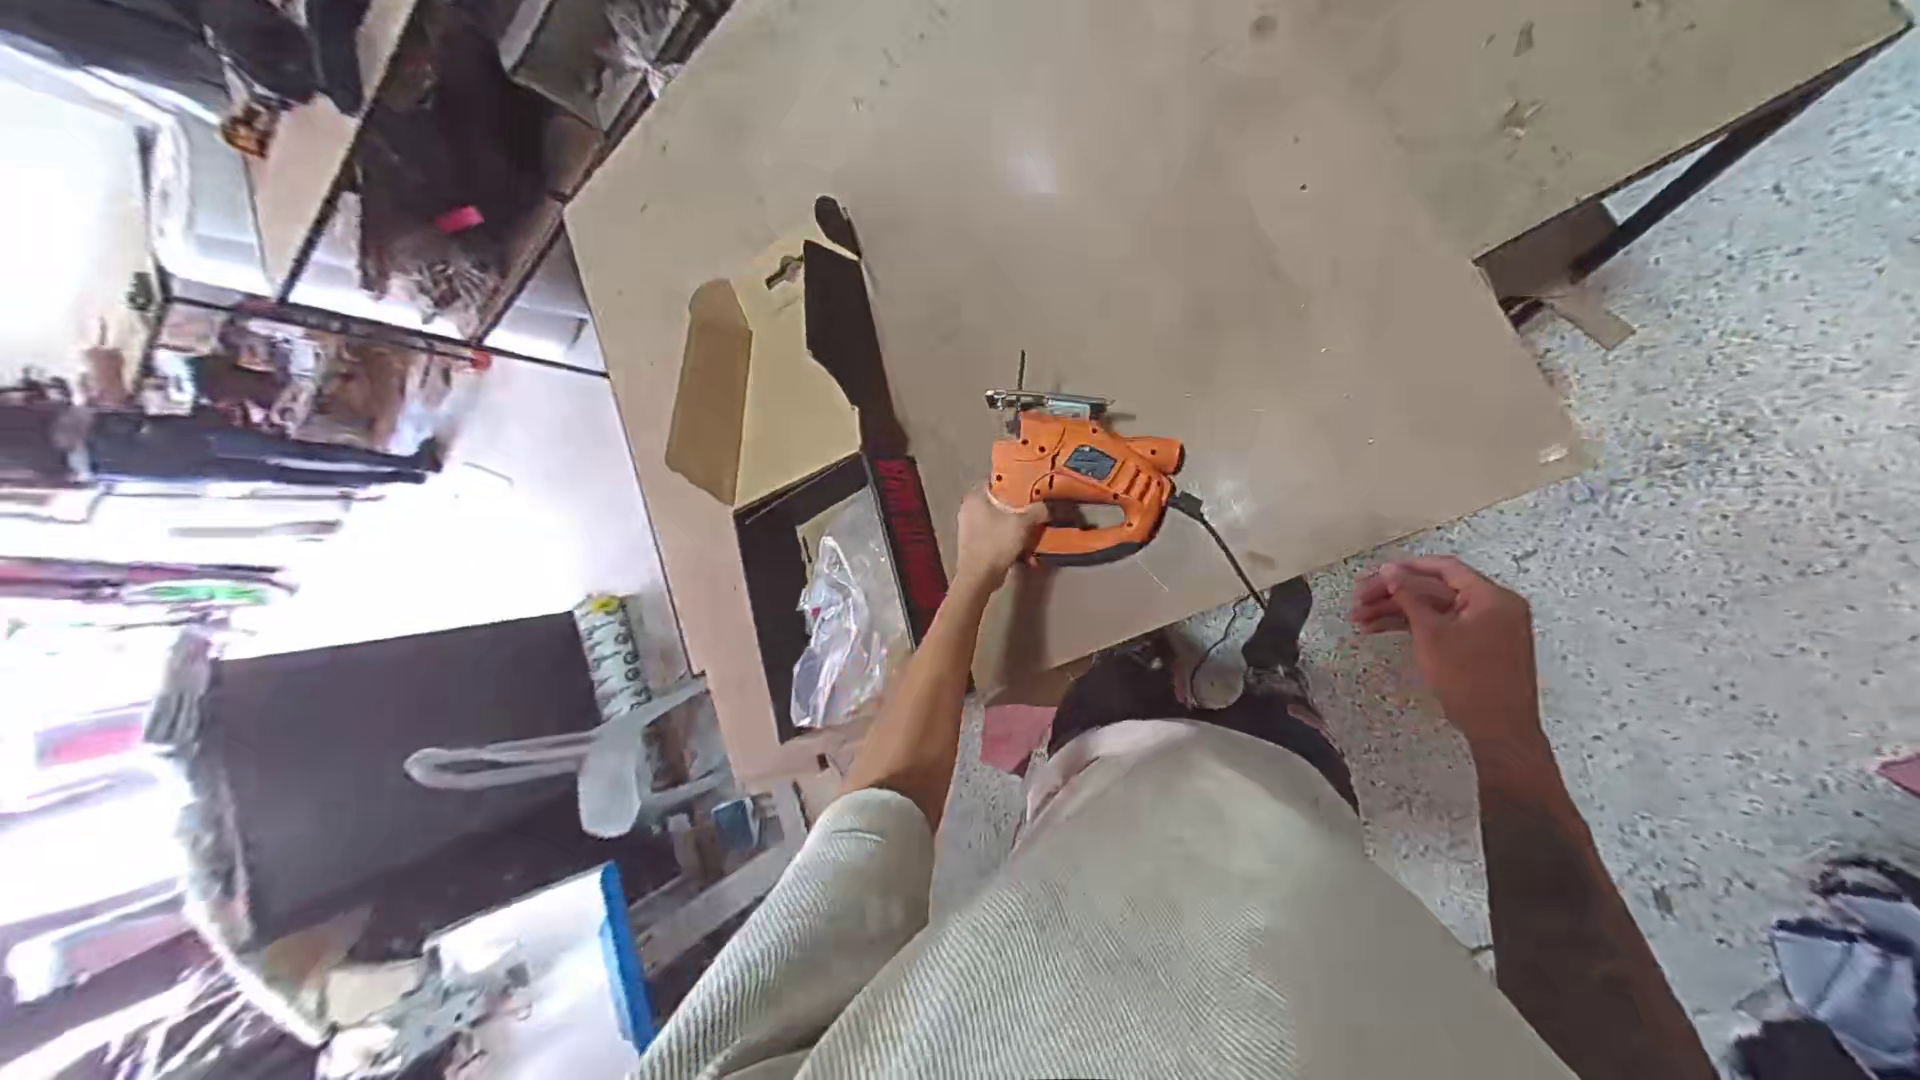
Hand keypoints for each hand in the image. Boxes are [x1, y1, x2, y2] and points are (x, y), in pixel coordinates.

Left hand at [954, 487, 1046, 592]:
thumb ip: (1039, 510)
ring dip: (1019, 531)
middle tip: (1037, 510)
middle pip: (1000, 503)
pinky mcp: (976, 544)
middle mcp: (969, 510)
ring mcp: (971, 528)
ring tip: (1035, 536)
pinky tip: (1027, 556)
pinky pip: (998, 537)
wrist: (979, 577)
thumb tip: (1051, 506)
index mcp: (975, 498)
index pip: (995, 480)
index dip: (1014, 480)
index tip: (1031, 484)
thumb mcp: (1022, 523)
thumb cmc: (996, 542)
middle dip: (1020, 509)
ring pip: (1001, 522)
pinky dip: (1012, 544)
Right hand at [1349, 555, 1542, 750]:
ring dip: (1395, 610)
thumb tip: (1390, 571)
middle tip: (1358, 598)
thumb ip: (1409, 596)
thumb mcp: (1431, 632)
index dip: (1406, 567)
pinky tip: (1379, 629)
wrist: (1498, 726)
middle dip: (1393, 592)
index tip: (1374, 573)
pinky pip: (1440, 624)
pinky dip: (1411, 625)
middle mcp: (1492, 606)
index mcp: (1491, 597)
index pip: (1444, 568)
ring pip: (1432, 607)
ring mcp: (1485, 626)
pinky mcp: (1475, 643)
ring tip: (1360, 618)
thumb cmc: (1468, 677)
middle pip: (1433, 588)